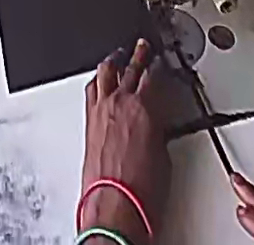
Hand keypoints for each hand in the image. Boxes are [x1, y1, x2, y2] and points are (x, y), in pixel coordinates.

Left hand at [81, 38, 168, 240]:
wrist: (115, 207)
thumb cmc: (141, 190)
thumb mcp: (163, 154)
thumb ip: (158, 128)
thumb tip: (154, 123)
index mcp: (145, 108)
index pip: (154, 75)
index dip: (159, 64)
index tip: (162, 59)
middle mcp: (122, 102)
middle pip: (131, 67)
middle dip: (139, 53)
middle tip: (144, 45)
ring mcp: (103, 108)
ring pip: (108, 71)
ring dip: (116, 60)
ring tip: (120, 53)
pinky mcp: (90, 118)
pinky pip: (94, 88)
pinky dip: (99, 78)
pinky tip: (101, 76)